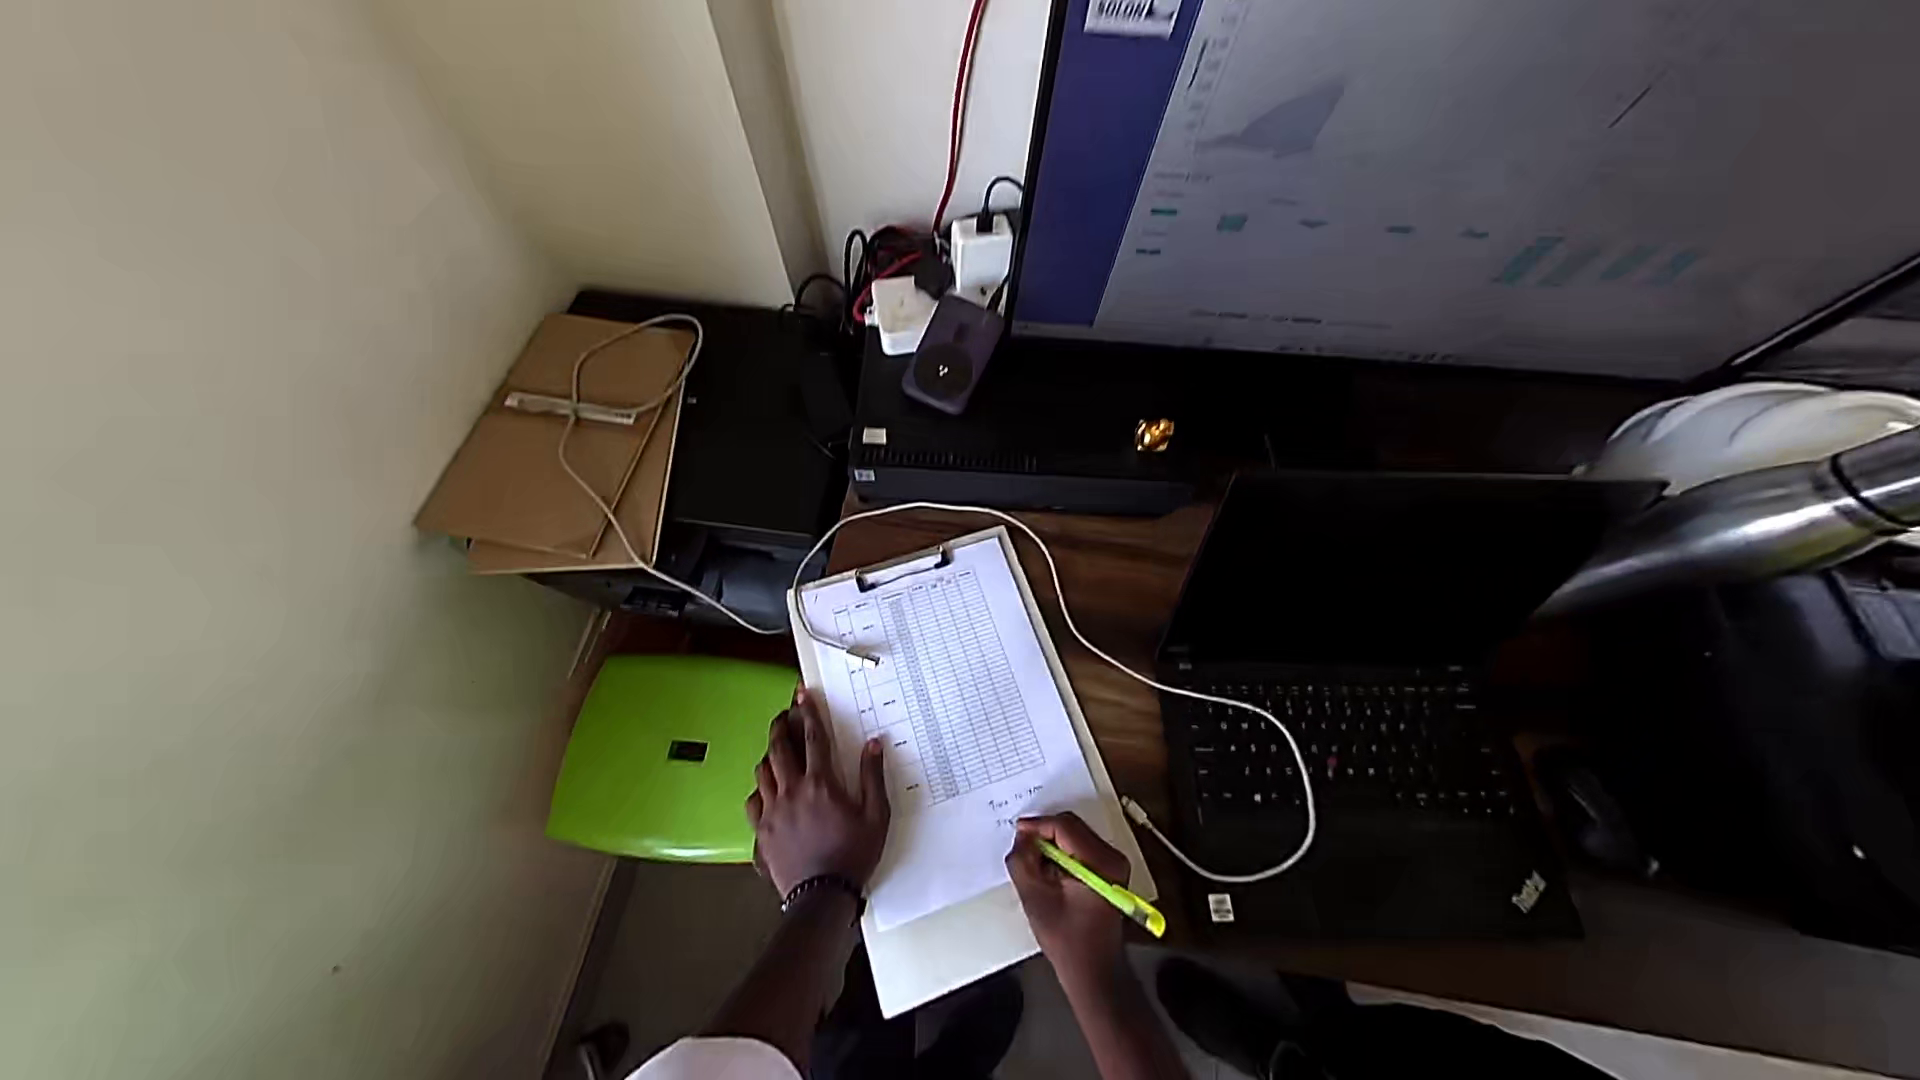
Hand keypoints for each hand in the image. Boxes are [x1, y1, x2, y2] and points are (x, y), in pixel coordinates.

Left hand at [745, 689, 890, 897]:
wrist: (822, 897)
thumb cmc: (853, 855)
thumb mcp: (876, 815)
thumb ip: (872, 776)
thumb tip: (873, 744)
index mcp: (821, 783)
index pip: (811, 737)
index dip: (807, 712)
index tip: (802, 694)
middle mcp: (792, 791)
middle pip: (779, 747)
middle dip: (780, 725)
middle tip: (784, 715)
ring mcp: (772, 812)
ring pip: (762, 771)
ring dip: (770, 754)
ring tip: (777, 749)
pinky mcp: (761, 832)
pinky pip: (753, 801)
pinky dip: (759, 789)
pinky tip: (767, 790)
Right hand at [1006, 813, 1130, 989]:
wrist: (1094, 971)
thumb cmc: (1067, 940)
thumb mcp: (1035, 898)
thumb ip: (1023, 861)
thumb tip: (1023, 836)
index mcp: (1101, 863)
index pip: (1064, 826)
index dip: (1037, 826)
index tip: (1018, 833)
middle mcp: (1113, 856)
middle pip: (1071, 826)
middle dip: (1044, 833)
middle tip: (1024, 848)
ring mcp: (1114, 862)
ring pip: (1075, 833)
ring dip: (1052, 842)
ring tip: (1035, 862)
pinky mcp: (1109, 869)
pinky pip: (1080, 846)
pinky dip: (1061, 851)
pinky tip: (1049, 870)